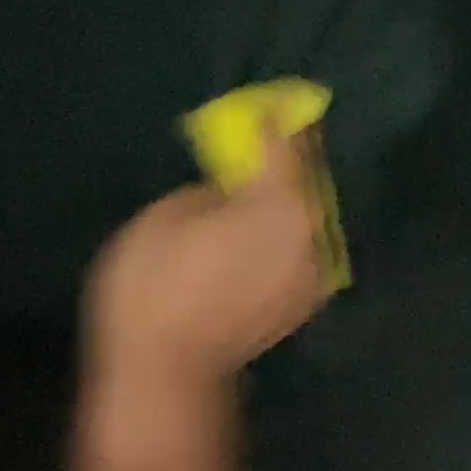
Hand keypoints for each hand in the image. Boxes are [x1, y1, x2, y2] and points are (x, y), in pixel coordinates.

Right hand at [85, 130, 328, 390]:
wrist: (172, 368)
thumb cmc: (154, 285)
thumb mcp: (170, 215)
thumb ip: (215, 189)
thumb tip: (237, 187)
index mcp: (280, 206)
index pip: (288, 149)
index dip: (282, 122)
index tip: (279, 103)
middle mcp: (312, 235)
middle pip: (309, 183)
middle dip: (296, 156)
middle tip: (284, 132)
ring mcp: (316, 271)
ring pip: (313, 218)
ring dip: (298, 195)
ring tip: (278, 176)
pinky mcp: (309, 299)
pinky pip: (309, 249)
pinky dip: (297, 230)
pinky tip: (277, 224)